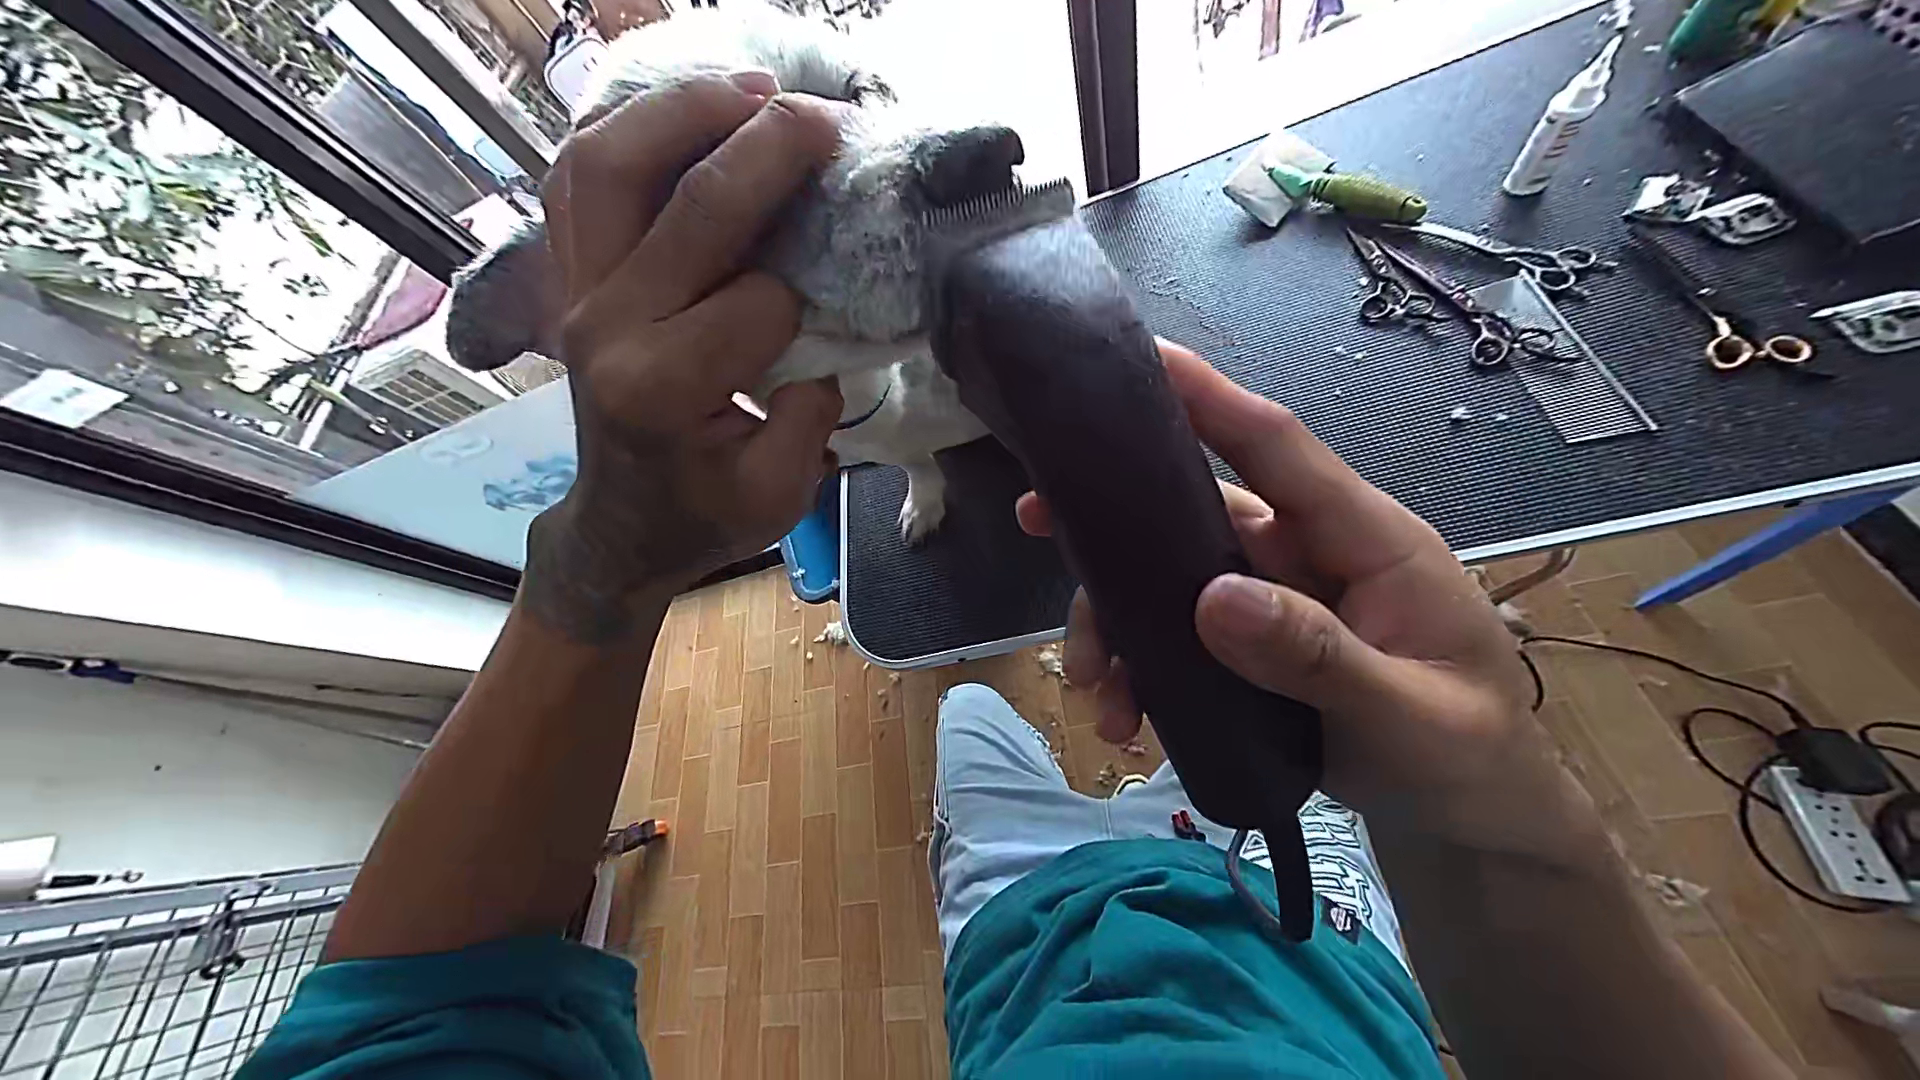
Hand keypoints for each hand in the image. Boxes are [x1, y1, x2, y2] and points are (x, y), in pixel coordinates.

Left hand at [524, 73, 845, 642]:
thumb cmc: (706, 518)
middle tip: (826, 121)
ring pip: (612, 165)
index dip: (807, 302)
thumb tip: (820, 344)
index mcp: (666, 388)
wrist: (625, 528)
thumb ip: (809, 420)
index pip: (758, 305)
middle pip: (691, 208)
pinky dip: (627, 131)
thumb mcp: (779, 496)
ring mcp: (576, 296)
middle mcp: (607, 328)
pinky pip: (579, 181)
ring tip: (752, 91)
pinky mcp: (569, 282)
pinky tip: (681, 117)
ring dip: (686, 112)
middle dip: (769, 153)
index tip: (831, 314)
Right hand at [1019, 342, 1579, 854]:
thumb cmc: (1466, 756)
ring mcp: (1262, 599)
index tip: (1138, 359)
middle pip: (1188, 508)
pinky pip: (1166, 636)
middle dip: (1110, 516)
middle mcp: (1297, 553)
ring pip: (1161, 578)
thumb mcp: (1412, 717)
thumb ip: (1320, 657)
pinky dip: (1133, 669)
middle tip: (1036, 518)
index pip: (1276, 446)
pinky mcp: (1235, 644)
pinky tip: (1122, 716)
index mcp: (1358, 539)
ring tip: (1092, 682)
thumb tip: (1213, 599)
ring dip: (1112, 620)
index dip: (1208, 397)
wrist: (1463, 815)